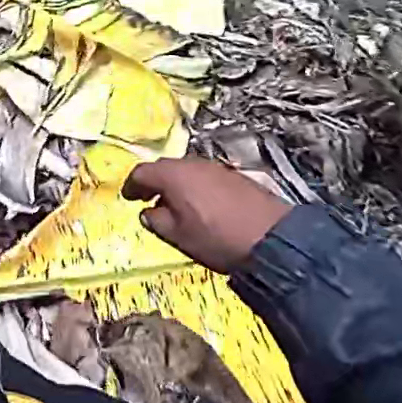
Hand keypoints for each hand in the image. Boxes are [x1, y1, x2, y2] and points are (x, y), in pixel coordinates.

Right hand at [122, 157, 292, 272]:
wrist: (273, 238)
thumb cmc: (216, 237)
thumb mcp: (179, 236)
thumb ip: (157, 221)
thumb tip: (148, 212)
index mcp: (171, 175)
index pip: (142, 172)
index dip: (132, 185)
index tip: (128, 197)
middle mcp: (190, 164)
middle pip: (165, 168)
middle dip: (154, 183)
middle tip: (149, 199)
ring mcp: (214, 167)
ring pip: (186, 172)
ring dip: (177, 185)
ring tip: (176, 205)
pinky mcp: (234, 176)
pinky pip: (205, 177)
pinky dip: (196, 188)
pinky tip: (202, 206)